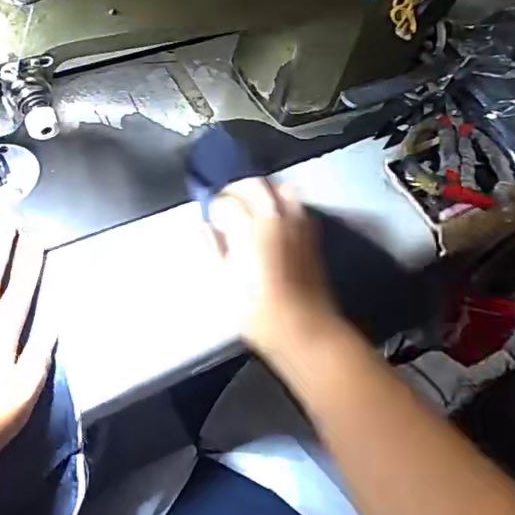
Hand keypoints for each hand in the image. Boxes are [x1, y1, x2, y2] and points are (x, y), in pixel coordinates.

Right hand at [206, 178, 347, 361]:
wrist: (306, 330)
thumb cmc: (260, 313)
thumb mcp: (225, 284)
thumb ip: (212, 248)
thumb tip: (203, 227)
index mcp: (251, 228)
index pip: (227, 200)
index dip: (214, 206)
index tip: (209, 217)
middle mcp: (277, 217)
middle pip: (253, 184)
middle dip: (235, 189)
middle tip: (225, 205)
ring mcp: (298, 223)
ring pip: (279, 188)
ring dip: (261, 191)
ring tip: (250, 207)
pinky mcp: (312, 234)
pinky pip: (296, 204)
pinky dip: (281, 203)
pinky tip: (273, 221)